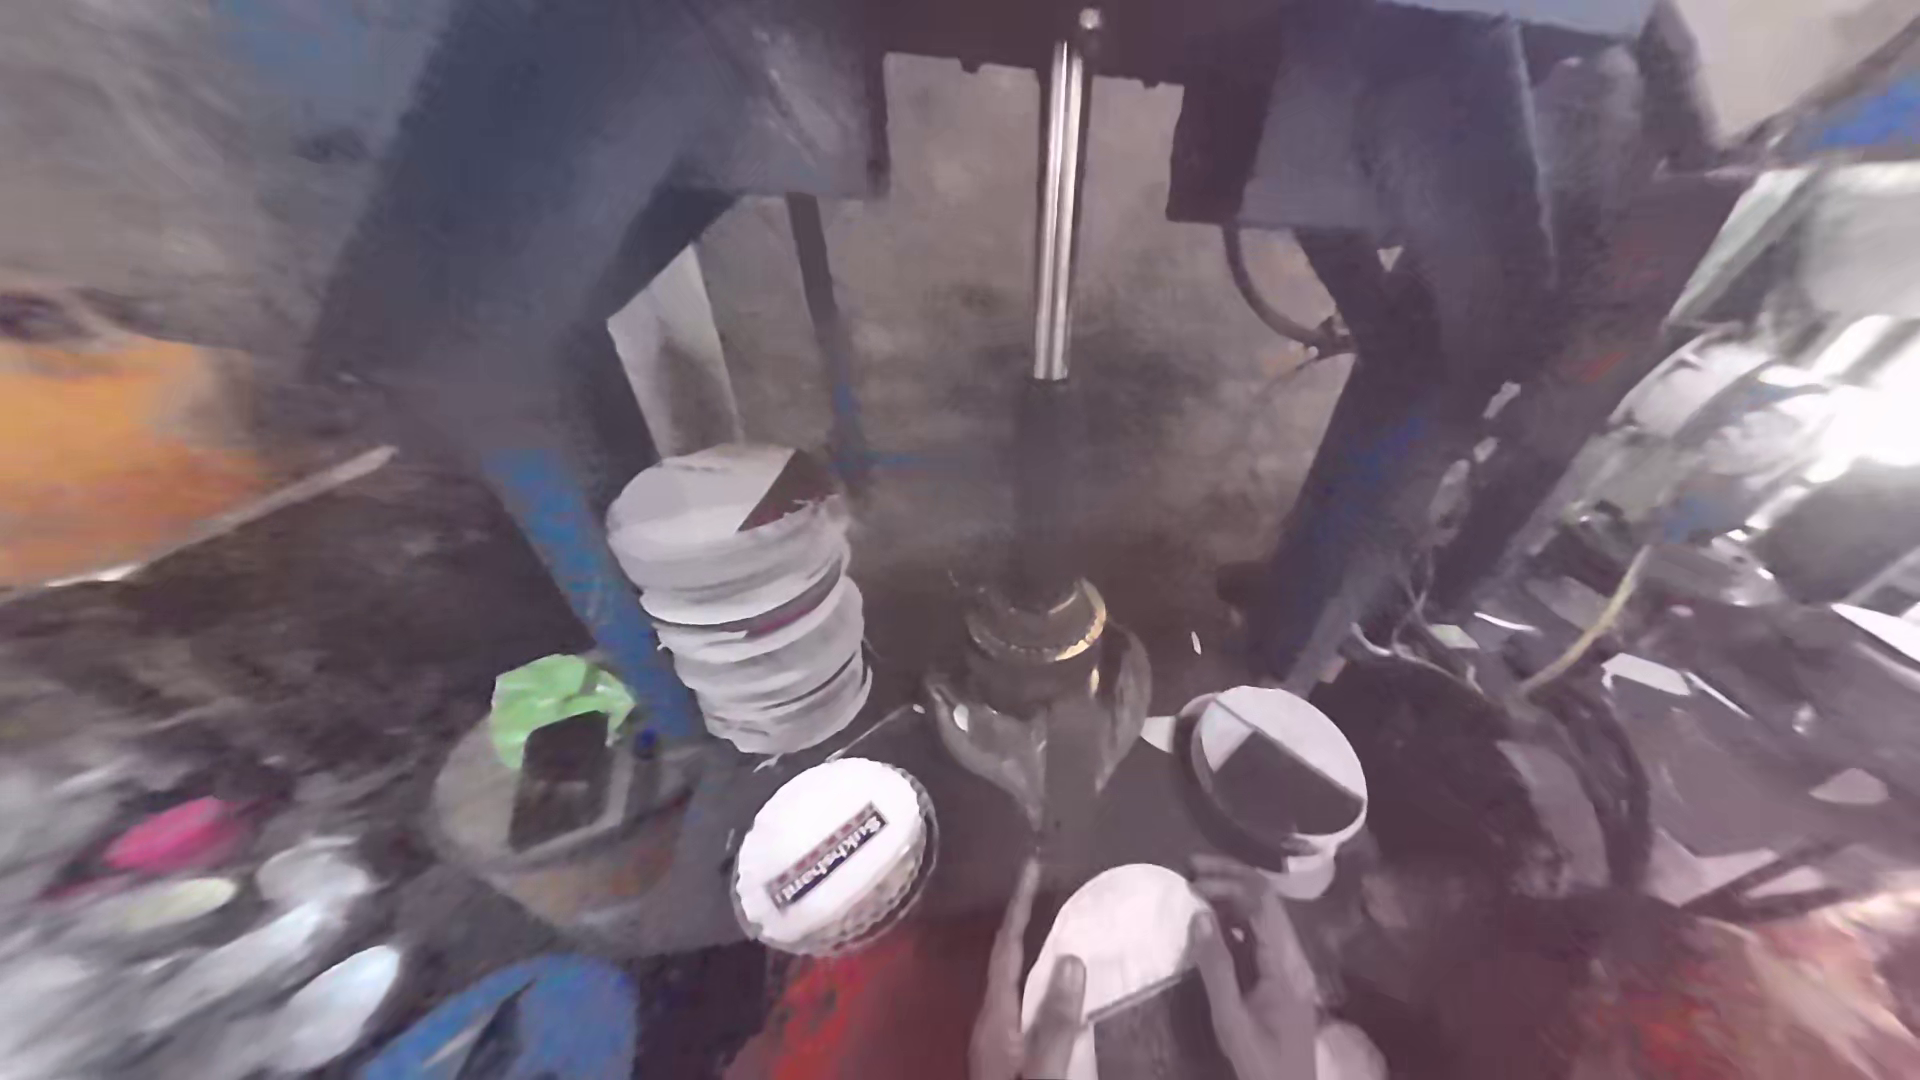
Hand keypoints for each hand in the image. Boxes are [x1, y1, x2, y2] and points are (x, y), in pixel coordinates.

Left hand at [971, 859, 1086, 1079]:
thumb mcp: (1044, 1077)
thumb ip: (1057, 1022)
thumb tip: (1072, 956)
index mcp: (996, 1017)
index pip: (1007, 946)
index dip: (1020, 904)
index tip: (1031, 866)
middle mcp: (991, 1019)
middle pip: (1006, 955)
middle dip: (1024, 916)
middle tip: (1044, 884)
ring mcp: (997, 1038)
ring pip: (1013, 977)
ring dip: (1029, 944)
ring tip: (1051, 918)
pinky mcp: (1007, 1055)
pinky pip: (1022, 998)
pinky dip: (1036, 976)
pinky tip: (1054, 983)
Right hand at [1188, 854, 1318, 1079]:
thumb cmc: (1261, 1068)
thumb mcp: (1231, 1020)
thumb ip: (1216, 966)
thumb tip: (1199, 914)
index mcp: (1287, 966)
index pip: (1262, 903)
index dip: (1227, 882)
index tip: (1193, 879)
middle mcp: (1293, 957)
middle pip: (1266, 898)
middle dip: (1229, 875)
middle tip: (1191, 867)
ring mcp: (1288, 965)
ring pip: (1262, 911)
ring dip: (1230, 891)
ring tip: (1195, 885)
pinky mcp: (1279, 974)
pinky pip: (1257, 930)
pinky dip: (1232, 914)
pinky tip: (1209, 916)